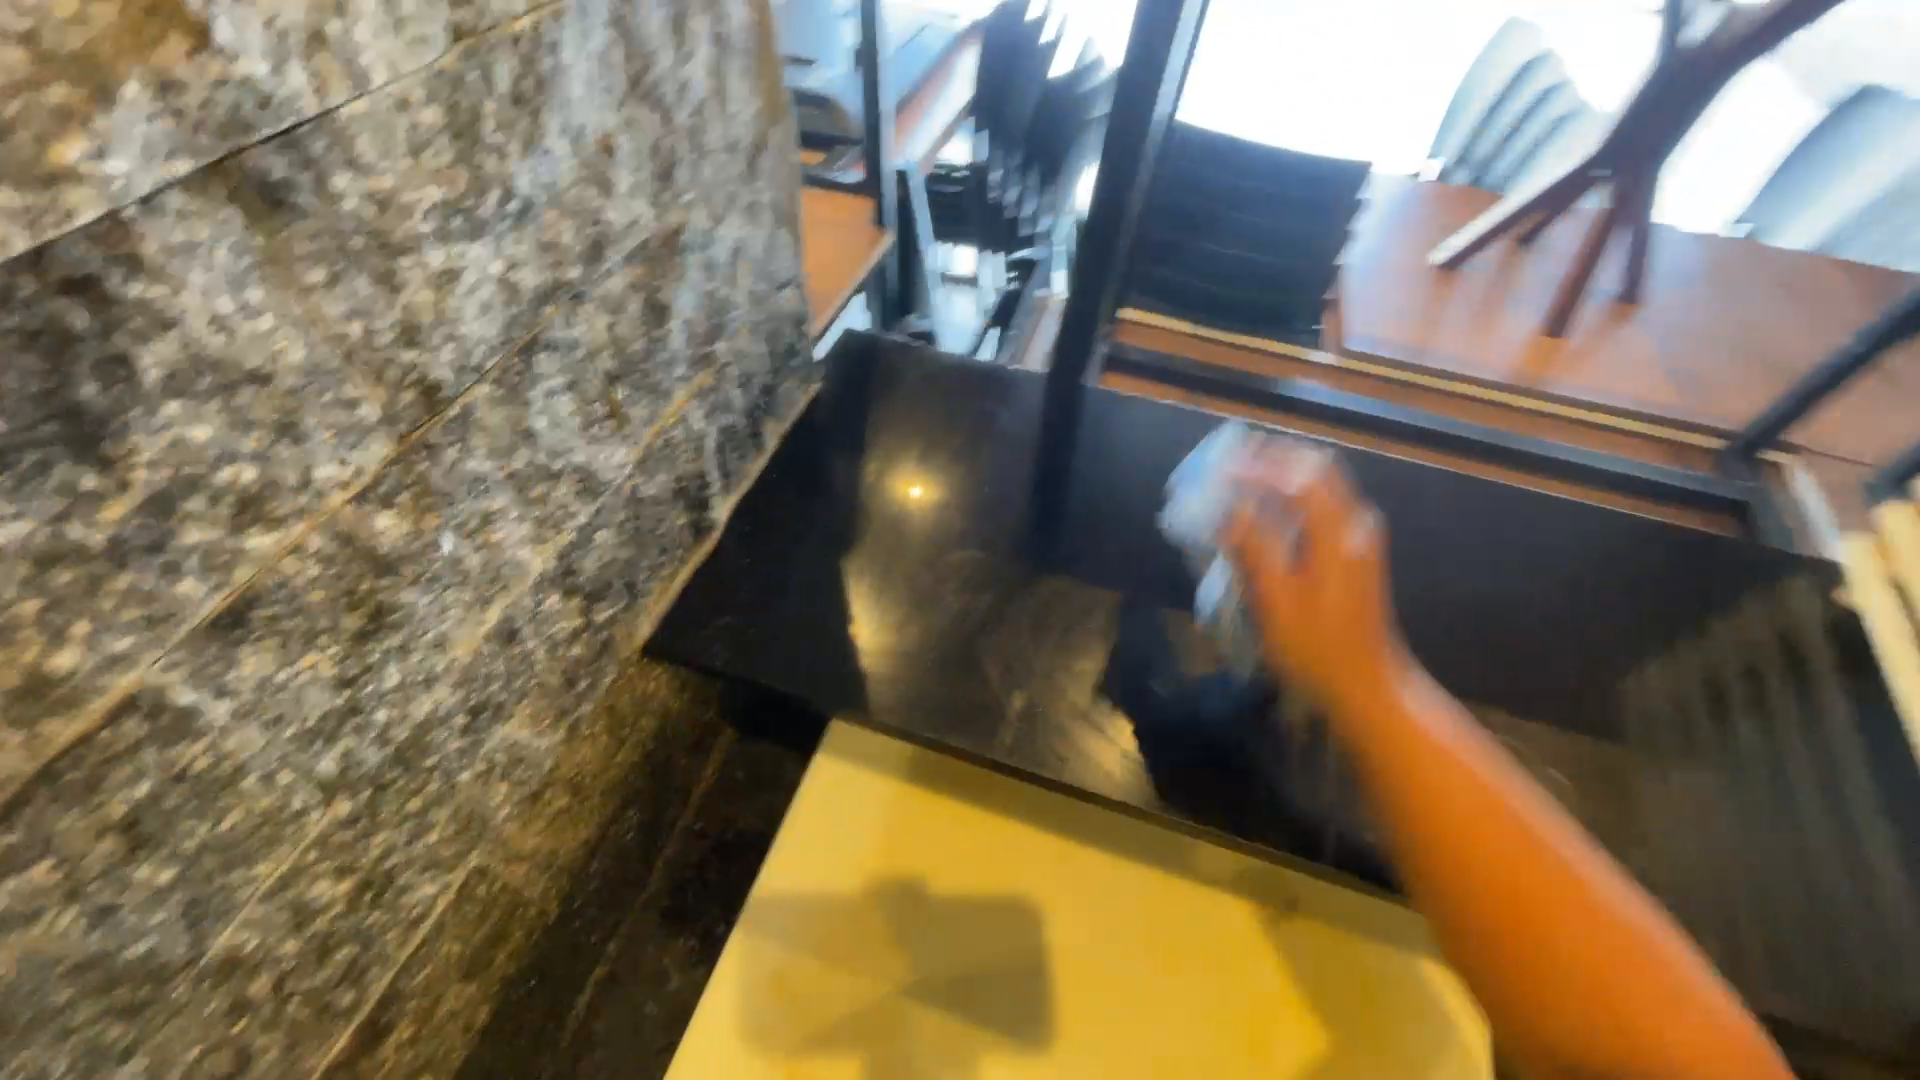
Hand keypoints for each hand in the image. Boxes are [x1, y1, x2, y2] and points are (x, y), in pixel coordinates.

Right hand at [1221, 438, 1408, 712]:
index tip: (1219, 467)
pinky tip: (1262, 510)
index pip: (1299, 477)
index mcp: (1339, 534)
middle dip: (1271, 459)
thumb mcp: (1277, 604)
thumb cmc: (1318, 650)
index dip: (1258, 465)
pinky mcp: (1352, 551)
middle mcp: (1355, 525)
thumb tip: (1228, 508)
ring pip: (1319, 484)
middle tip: (1228, 463)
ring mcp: (1358, 536)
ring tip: (1238, 480)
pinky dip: (1289, 496)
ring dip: (1280, 475)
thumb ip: (1255, 550)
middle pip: (1314, 469)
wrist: (1367, 686)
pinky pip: (1320, 504)